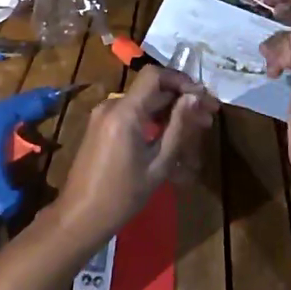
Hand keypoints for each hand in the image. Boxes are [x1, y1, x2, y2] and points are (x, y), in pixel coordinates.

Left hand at [58, 66, 217, 241]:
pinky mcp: (100, 126)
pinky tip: (172, 136)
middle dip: (181, 99)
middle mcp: (111, 106)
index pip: (154, 76)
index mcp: (124, 112)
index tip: (204, 98)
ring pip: (142, 103)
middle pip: (151, 90)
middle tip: (209, 117)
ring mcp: (103, 115)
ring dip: (169, 111)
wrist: (81, 214)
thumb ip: (178, 127)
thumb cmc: (123, 194)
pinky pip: (131, 115)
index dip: (182, 81)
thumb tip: (195, 97)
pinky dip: (152, 120)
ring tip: (196, 129)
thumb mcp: (158, 163)